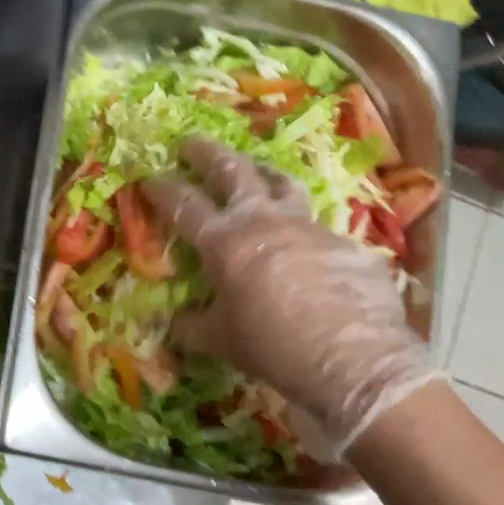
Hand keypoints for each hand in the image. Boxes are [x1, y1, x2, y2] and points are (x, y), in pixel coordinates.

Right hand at [142, 139, 439, 460]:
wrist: (355, 361)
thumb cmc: (273, 347)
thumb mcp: (219, 339)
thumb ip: (193, 323)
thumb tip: (177, 321)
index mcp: (225, 242)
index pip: (184, 204)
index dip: (162, 188)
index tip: (148, 177)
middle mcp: (266, 222)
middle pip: (234, 171)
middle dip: (208, 153)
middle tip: (192, 143)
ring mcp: (311, 228)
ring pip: (283, 184)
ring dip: (262, 172)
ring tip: (253, 168)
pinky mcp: (347, 245)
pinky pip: (318, 228)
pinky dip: (300, 230)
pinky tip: (301, 248)